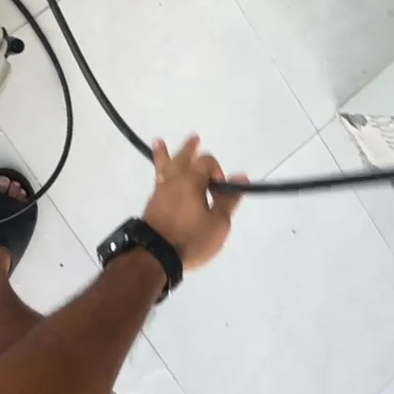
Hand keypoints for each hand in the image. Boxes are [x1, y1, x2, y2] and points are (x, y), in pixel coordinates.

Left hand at [142, 136, 246, 269]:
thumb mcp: (218, 223)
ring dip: (165, 153)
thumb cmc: (191, 239)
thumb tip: (240, 177)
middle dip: (190, 148)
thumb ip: (228, 199)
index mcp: (192, 181)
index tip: (220, 191)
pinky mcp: (153, 203)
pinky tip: (158, 172)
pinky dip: (157, 169)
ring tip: (159, 141)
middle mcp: (174, 180)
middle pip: (183, 158)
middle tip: (195, 138)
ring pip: (164, 166)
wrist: (155, 255)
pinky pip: (157, 179)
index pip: (206, 162)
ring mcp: (160, 191)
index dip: (217, 170)